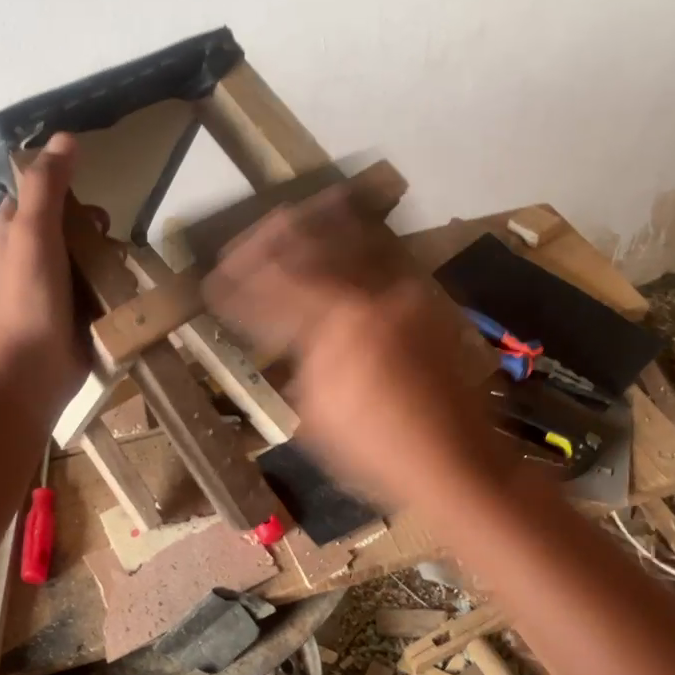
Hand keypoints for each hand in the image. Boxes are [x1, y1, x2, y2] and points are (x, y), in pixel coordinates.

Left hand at [0, 132, 88, 413]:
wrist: (34, 370)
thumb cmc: (29, 297)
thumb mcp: (33, 231)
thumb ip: (47, 185)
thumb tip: (65, 138)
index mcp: (9, 229)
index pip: (39, 190)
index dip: (63, 184)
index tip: (87, 192)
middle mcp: (28, 252)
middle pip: (69, 220)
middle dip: (91, 225)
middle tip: (101, 237)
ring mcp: (51, 282)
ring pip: (88, 250)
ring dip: (105, 253)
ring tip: (113, 267)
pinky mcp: (73, 308)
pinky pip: (97, 281)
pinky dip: (110, 280)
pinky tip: (119, 288)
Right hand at [201, 186, 506, 508]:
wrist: (458, 462)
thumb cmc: (378, 454)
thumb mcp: (317, 417)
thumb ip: (298, 367)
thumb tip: (287, 343)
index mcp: (336, 327)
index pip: (274, 289)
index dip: (239, 283)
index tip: (215, 280)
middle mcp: (371, 297)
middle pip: (313, 248)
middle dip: (272, 239)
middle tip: (244, 238)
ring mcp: (404, 296)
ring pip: (353, 243)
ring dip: (317, 225)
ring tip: (291, 212)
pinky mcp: (427, 304)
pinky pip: (384, 260)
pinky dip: (356, 243)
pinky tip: (343, 234)